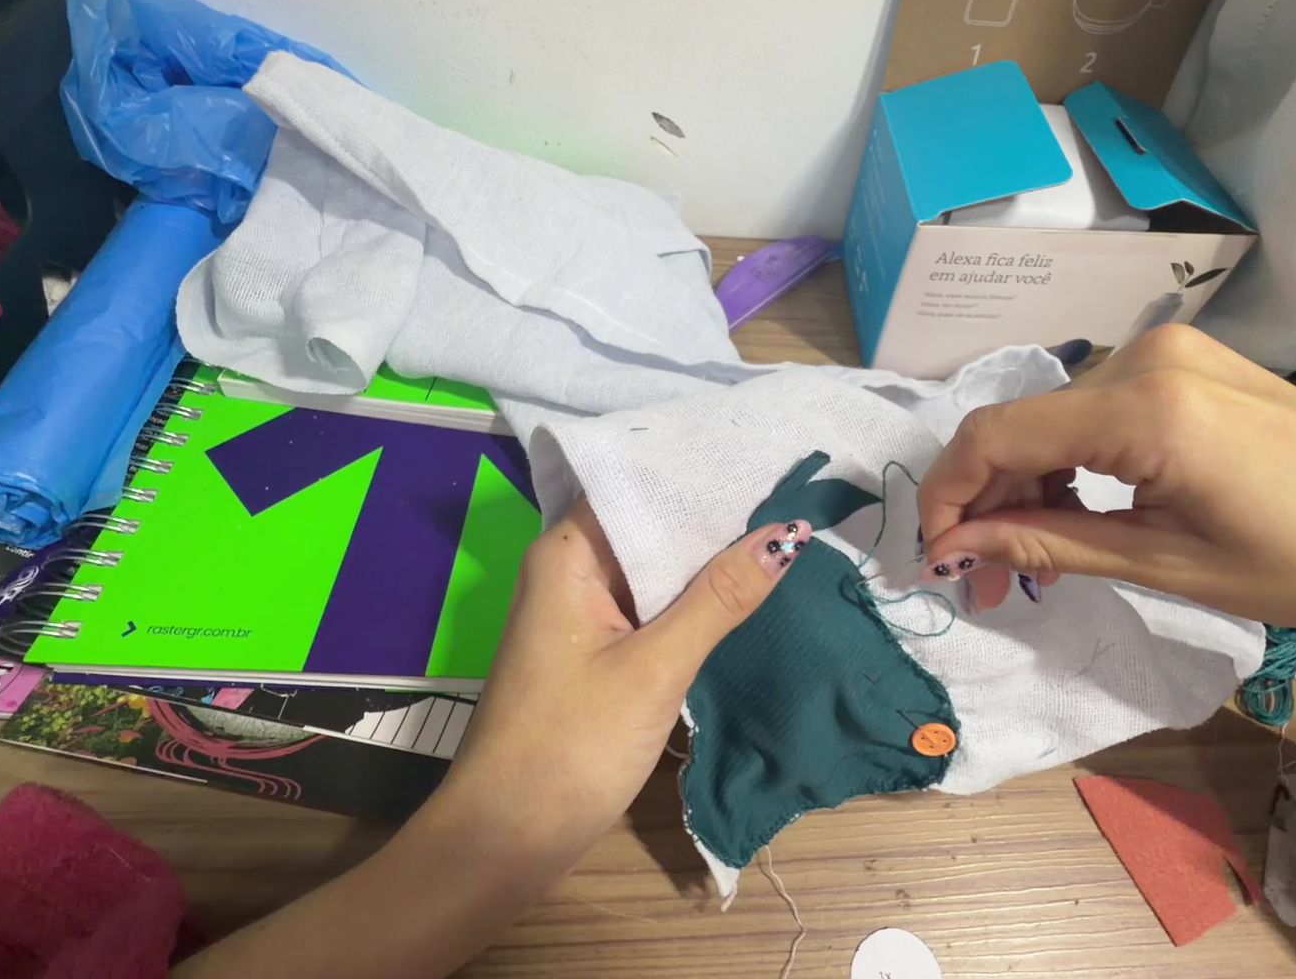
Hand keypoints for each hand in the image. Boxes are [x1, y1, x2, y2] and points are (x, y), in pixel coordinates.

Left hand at [174, 500, 806, 978]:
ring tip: (781, 519)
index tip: (763, 453)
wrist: (506, 842)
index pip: (638, 483)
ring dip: (707, 554)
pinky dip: (692, 594)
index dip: (699, 468)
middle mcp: (571, 567)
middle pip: (650, 522)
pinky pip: (651, 601)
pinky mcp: (597, 644)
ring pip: (655, 565)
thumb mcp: (655, 666)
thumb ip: (720, 597)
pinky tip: (742, 583)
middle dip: (713, 512)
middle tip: (789, 484)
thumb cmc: (571, 745)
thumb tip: (788, 532)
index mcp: (569, 551)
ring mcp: (583, 608)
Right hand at [917, 324, 1295, 652]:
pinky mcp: (1185, 365)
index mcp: (1144, 407)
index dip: (946, 493)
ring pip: (1050, 421)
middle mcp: (1144, 357)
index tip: (936, 554)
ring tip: (1030, 558)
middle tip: (983, 578)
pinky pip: (1091, 412)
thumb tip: (950, 549)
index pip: (994, 435)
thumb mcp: (1162, 565)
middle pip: (1018, 428)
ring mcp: (1168, 353)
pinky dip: (1068, 464)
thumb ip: (1043, 543)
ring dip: (1026, 487)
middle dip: (986, 504)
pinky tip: (1074, 512)